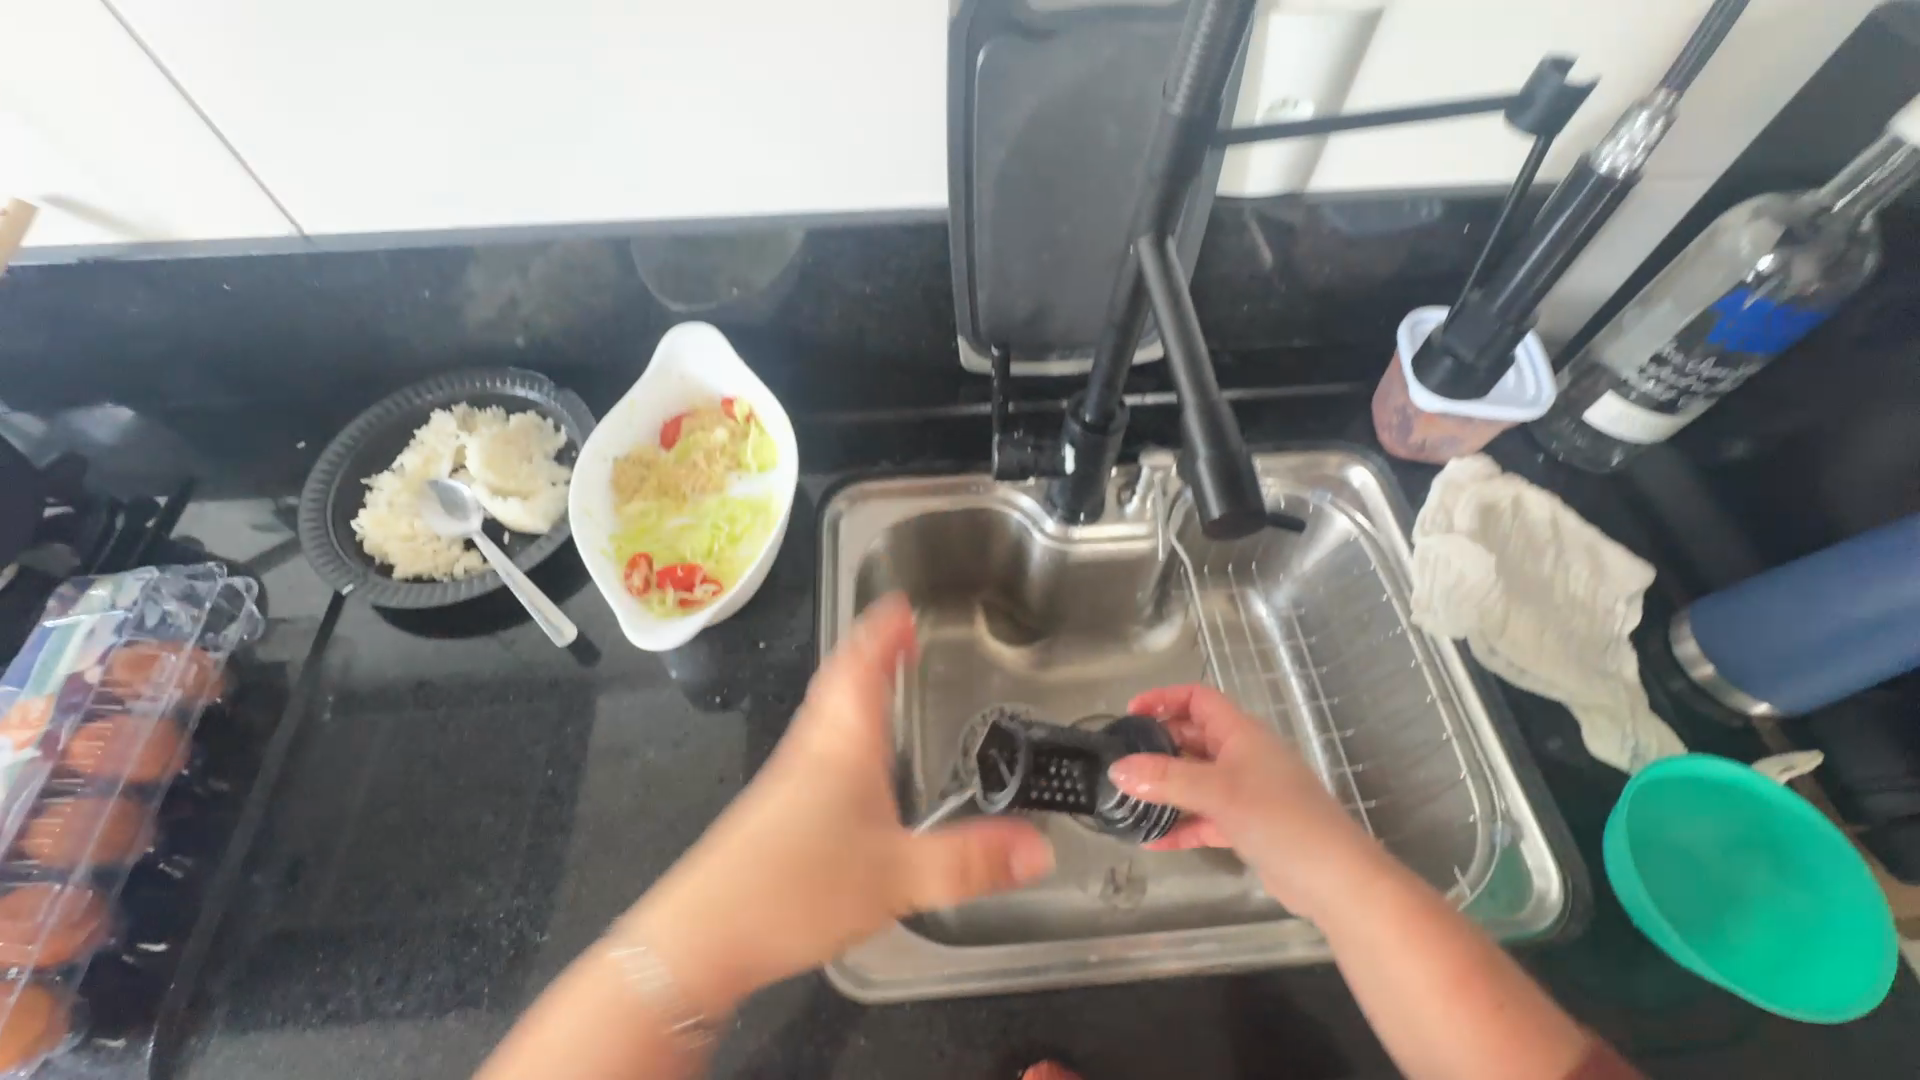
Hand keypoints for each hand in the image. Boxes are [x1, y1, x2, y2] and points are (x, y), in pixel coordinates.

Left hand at [617, 594, 1053, 1015]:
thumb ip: (970, 862)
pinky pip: (816, 743)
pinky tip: (852, 759)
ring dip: (853, 684)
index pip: (862, 666)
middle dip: (869, 650)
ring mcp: (788, 774)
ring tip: (880, 677)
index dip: (882, 631)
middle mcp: (813, 747)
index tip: (900, 604)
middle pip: (839, 680)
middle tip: (898, 634)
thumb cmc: (796, 888)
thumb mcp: (899, 878)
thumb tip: (1039, 849)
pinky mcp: (775, 805)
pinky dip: (840, 726)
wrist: (700, 935)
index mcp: (843, 744)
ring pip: (825, 711)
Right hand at [1106, 684, 1374, 917]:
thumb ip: (1166, 778)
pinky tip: (1150, 841)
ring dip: (1165, 789)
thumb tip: (1118, 769)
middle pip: (1192, 739)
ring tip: (1127, 798)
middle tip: (1122, 758)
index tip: (1130, 714)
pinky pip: (1203, 818)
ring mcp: (1245, 793)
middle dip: (1157, 746)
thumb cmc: (1280, 818)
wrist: (1335, 879)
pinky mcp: (1246, 827)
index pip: (1198, 699)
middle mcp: (1242, 756)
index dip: (1164, 699)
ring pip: (1195, 781)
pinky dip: (1180, 826)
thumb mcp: (1218, 791)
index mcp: (1241, 733)